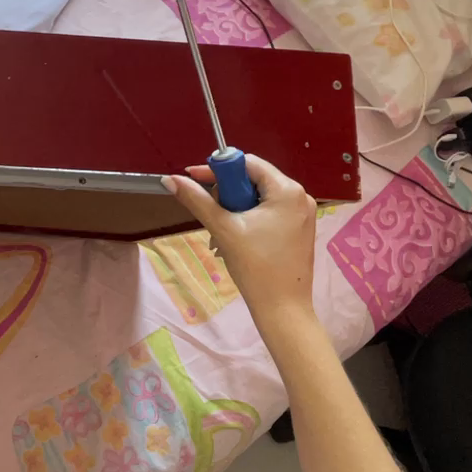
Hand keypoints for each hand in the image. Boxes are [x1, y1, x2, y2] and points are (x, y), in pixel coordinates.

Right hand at [164, 155, 317, 324]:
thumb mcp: (223, 228)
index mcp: (287, 191)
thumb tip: (169, 179)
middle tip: (211, 214)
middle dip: (226, 194)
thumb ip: (197, 200)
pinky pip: (267, 211)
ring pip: (258, 197)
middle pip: (252, 179)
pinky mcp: (298, 229)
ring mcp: (302, 214)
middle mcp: (300, 196)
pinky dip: (247, 219)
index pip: (247, 163)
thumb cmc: (255, 266)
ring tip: (221, 232)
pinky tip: (235, 239)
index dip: (217, 168)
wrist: (283, 308)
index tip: (192, 178)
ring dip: (234, 209)